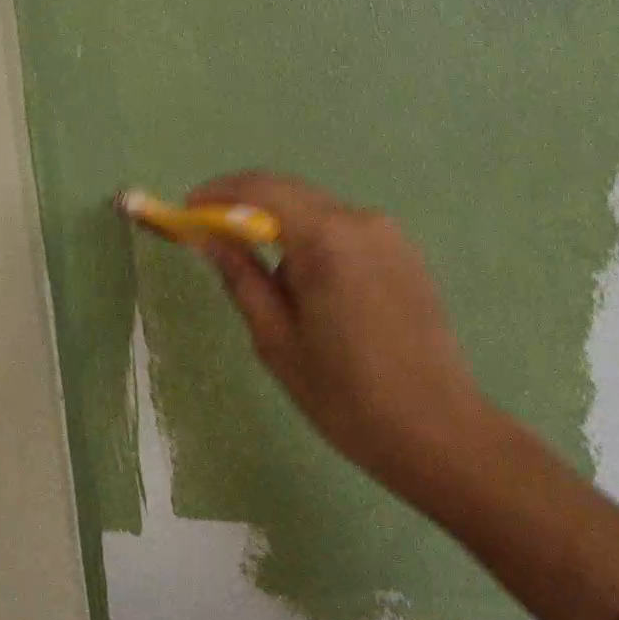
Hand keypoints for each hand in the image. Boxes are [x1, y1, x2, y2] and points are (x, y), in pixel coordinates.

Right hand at [187, 170, 618, 619]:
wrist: (433, 429)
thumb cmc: (344, 395)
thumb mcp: (277, 341)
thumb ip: (242, 279)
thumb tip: (210, 240)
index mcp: (328, 239)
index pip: (262, 190)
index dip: (217, 195)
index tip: (185, 210)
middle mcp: (364, 221)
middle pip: (292, 197)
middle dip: (246, 211)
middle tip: (211, 242)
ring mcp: (391, 238)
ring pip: (319, 218)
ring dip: (281, 233)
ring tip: (261, 285)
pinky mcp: (406, 258)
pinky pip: (346, 238)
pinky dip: (313, 248)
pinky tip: (305, 294)